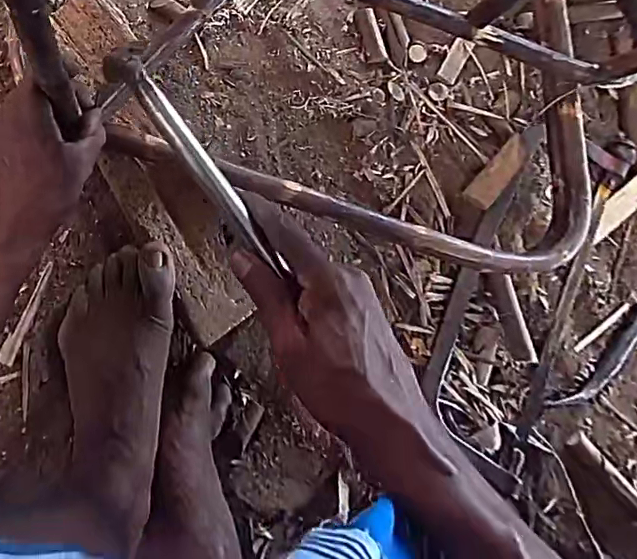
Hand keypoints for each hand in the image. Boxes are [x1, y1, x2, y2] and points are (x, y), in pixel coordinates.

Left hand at [0, 80, 103, 250]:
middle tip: (80, 119)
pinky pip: (16, 124)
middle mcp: (6, 114)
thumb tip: (94, 118)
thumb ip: (92, 133)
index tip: (80, 81)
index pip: (41, 71)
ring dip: (47, 115)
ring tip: (67, 140)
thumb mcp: (81, 162)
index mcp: (27, 111)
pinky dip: (33, 129)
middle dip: (60, 99)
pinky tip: (48, 153)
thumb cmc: (45, 196)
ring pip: (25, 108)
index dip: (64, 72)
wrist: (11, 229)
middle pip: (34, 90)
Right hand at [228, 194, 431, 441]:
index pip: (284, 231)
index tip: (237, 203)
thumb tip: (242, 257)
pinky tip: (301, 327)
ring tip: (277, 320)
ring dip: (288, 283)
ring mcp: (362, 292)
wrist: (399, 432)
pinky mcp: (367, 308)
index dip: (256, 215)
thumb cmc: (346, 396)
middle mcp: (349, 278)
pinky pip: (327, 287)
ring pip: (311, 272)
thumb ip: (265, 294)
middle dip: (268, 259)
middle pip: (296, 252)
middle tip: (244, 271)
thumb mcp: (289, 345)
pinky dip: (306, 294)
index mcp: (328, 281)